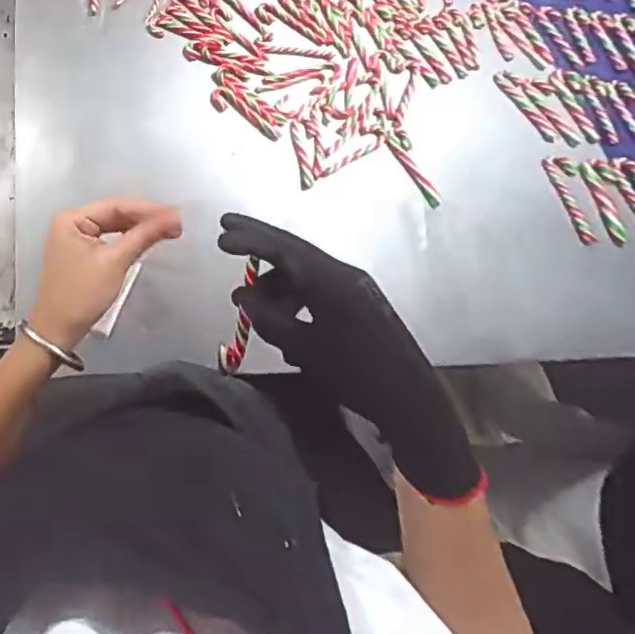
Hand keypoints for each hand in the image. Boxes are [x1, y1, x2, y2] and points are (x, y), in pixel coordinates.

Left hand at [28, 197, 181, 350]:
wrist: (58, 329)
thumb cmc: (83, 294)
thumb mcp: (115, 262)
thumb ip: (142, 236)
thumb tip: (171, 218)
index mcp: (71, 218)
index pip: (115, 205)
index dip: (147, 209)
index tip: (176, 214)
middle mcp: (70, 222)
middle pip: (114, 213)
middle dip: (145, 217)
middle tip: (177, 222)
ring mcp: (75, 237)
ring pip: (113, 225)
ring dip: (139, 227)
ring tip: (169, 229)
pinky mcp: (81, 252)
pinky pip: (109, 238)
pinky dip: (128, 238)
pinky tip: (147, 238)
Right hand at [218, 213, 480, 502]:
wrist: (414, 404)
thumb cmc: (358, 376)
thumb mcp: (304, 348)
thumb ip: (269, 319)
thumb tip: (243, 297)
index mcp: (332, 281)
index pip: (284, 250)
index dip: (249, 240)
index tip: (220, 237)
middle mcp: (344, 275)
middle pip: (293, 251)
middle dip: (258, 241)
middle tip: (226, 229)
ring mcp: (354, 288)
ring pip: (304, 274)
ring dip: (274, 284)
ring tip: (250, 305)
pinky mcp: (359, 303)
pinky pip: (317, 290)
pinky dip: (294, 298)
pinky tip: (282, 324)